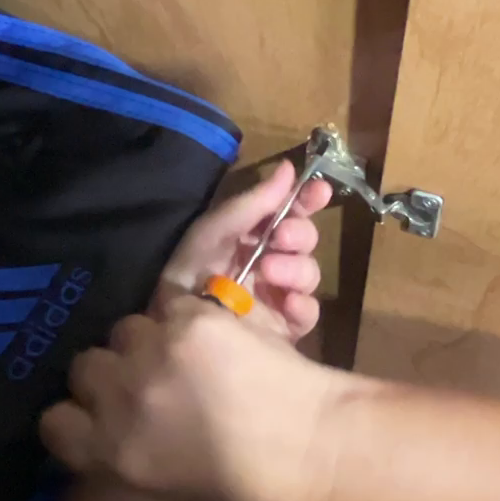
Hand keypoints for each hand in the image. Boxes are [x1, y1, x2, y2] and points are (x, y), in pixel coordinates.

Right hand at [39, 295, 356, 500]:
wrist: (307, 440)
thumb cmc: (243, 477)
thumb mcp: (163, 480)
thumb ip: (124, 446)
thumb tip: (107, 416)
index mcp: (111, 453)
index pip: (55, 420)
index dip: (77, 412)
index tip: (99, 410)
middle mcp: (122, 400)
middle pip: (86, 364)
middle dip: (113, 368)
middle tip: (148, 375)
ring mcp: (155, 353)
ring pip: (127, 327)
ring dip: (149, 338)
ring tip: (185, 353)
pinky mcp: (191, 318)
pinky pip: (171, 305)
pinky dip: (188, 316)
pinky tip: (214, 337)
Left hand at [158, 159, 332, 340]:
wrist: (178, 333)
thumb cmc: (190, 275)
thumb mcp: (215, 232)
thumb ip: (253, 202)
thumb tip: (289, 167)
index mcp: (249, 237)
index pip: (286, 212)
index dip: (305, 199)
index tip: (321, 190)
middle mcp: (267, 262)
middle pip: (303, 240)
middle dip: (298, 233)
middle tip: (281, 237)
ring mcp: (278, 297)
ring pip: (309, 273)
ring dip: (296, 268)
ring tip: (271, 272)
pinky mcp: (285, 329)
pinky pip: (308, 312)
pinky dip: (303, 304)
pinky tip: (288, 302)